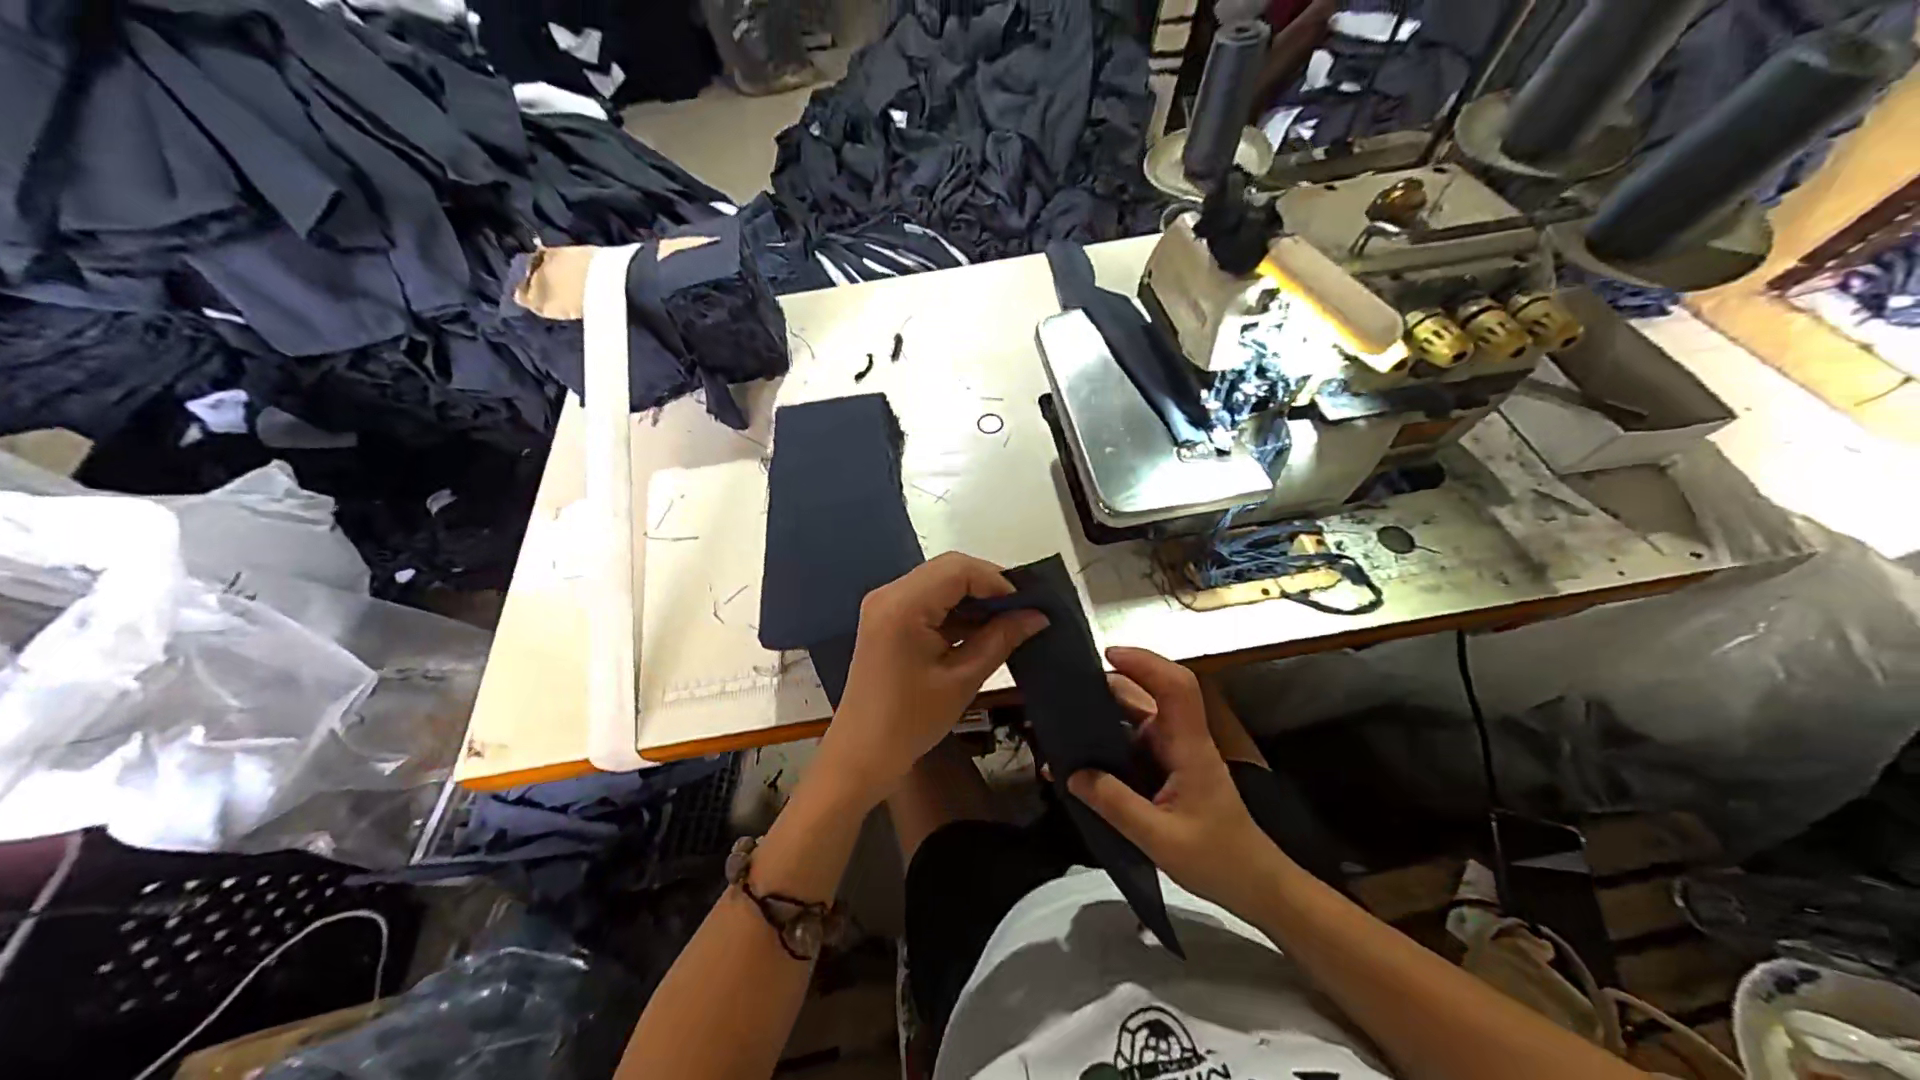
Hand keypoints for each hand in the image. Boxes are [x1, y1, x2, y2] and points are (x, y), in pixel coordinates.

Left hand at [818, 553, 1048, 806]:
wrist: (862, 753)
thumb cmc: (910, 721)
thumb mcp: (963, 679)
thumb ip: (1001, 639)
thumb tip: (1037, 615)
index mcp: (903, 605)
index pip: (959, 569)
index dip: (998, 581)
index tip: (1029, 604)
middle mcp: (889, 594)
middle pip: (949, 569)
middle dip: (988, 587)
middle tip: (1022, 611)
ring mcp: (885, 605)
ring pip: (940, 582)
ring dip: (973, 598)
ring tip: (1008, 622)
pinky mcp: (887, 619)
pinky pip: (928, 600)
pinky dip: (956, 610)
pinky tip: (981, 630)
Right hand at [1067, 646, 1291, 914]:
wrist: (1255, 884)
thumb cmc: (1218, 859)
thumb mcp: (1160, 838)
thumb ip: (1115, 804)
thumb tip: (1072, 773)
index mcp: (1189, 747)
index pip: (1176, 687)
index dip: (1145, 662)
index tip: (1108, 654)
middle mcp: (1181, 741)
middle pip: (1147, 697)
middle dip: (1107, 687)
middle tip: (1062, 692)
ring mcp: (1175, 755)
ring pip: (1135, 721)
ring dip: (1102, 717)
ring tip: (1061, 723)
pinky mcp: (1168, 771)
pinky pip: (1132, 746)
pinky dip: (1106, 745)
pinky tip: (1078, 758)